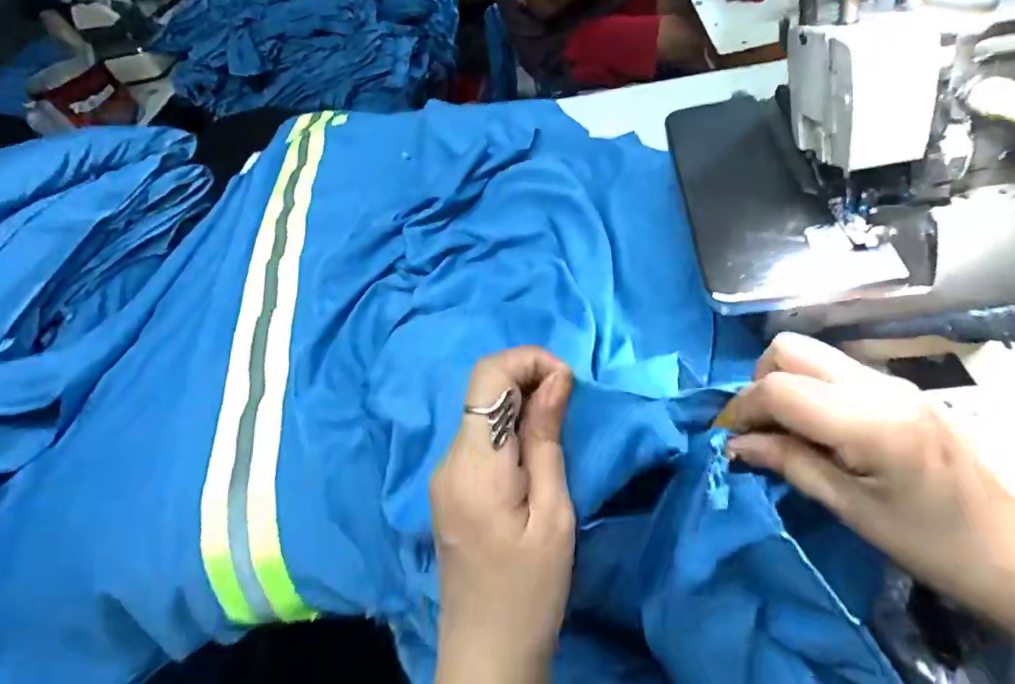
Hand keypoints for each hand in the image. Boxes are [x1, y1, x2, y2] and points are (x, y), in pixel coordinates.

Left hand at [431, 348, 575, 683]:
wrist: (487, 658)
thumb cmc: (530, 591)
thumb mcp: (554, 513)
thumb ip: (548, 438)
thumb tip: (557, 376)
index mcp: (473, 466)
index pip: (488, 375)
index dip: (528, 361)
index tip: (567, 383)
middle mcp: (449, 461)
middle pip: (484, 387)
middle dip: (529, 378)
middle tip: (569, 405)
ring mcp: (445, 475)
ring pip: (483, 408)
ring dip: (523, 401)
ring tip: (559, 428)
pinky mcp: (451, 488)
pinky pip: (481, 434)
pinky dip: (511, 425)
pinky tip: (537, 451)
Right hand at [722, 333, 1014, 615]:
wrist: (1004, 545)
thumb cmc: (929, 543)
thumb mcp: (851, 511)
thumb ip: (790, 464)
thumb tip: (737, 443)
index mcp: (869, 419)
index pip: (782, 386)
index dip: (743, 406)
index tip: (727, 437)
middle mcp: (877, 383)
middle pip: (791, 348)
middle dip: (761, 381)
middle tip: (757, 429)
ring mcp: (890, 378)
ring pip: (812, 352)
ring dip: (785, 380)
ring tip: (783, 429)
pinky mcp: (896, 384)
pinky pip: (836, 367)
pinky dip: (810, 385)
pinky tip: (815, 426)